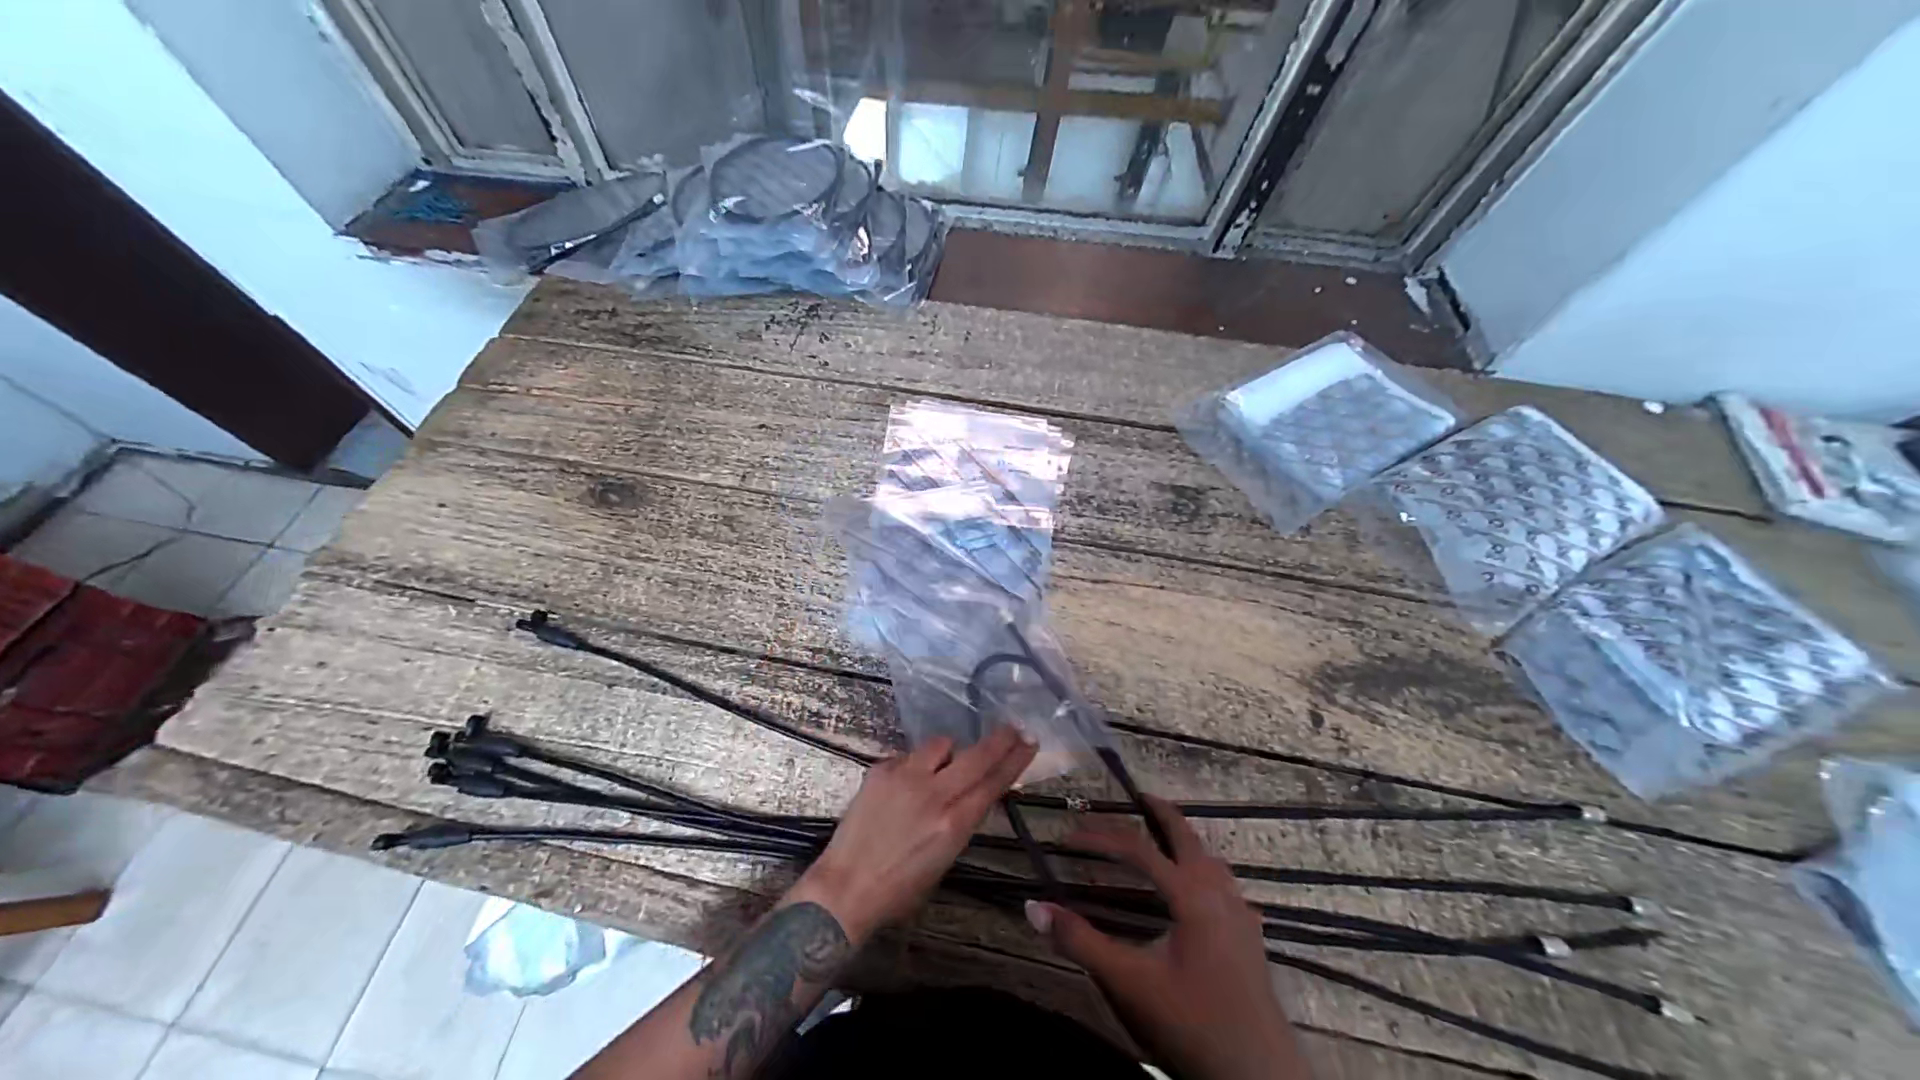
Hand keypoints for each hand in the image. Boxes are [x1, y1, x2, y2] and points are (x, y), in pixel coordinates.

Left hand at [789, 726, 1036, 944]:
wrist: (846, 887)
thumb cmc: (900, 888)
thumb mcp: (945, 858)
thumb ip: (961, 821)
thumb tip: (972, 794)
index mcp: (954, 823)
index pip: (994, 782)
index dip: (1015, 760)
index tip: (1029, 742)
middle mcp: (933, 793)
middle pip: (976, 756)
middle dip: (999, 739)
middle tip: (1014, 727)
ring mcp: (905, 776)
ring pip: (941, 745)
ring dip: (950, 752)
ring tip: (944, 765)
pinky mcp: (880, 770)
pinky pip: (909, 756)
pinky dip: (915, 765)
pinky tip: (906, 783)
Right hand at [1026, 796, 1304, 1079]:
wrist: (1260, 1079)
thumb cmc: (1192, 1024)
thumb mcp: (1129, 984)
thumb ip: (1080, 942)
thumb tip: (1032, 906)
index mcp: (1192, 895)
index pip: (1139, 849)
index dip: (1101, 837)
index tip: (1067, 837)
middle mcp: (1221, 894)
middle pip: (1188, 838)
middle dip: (1162, 813)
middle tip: (1138, 796)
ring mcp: (1242, 916)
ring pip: (1212, 860)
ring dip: (1184, 842)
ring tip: (1162, 839)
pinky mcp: (1251, 940)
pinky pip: (1225, 886)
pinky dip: (1203, 871)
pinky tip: (1198, 893)